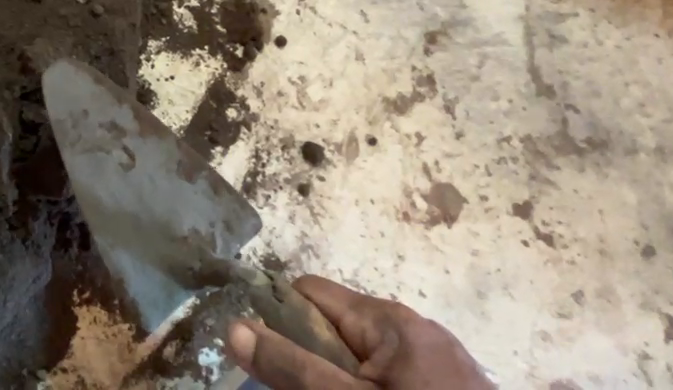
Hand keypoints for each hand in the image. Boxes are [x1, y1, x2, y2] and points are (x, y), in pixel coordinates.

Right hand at [226, 276, 491, 389]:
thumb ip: (292, 366)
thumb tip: (231, 325)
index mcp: (389, 319)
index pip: (306, 292)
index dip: (279, 320)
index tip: (272, 361)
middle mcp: (415, 330)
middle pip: (332, 328)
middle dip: (311, 360)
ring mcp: (442, 365)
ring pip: (361, 361)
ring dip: (339, 381)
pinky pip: (394, 380)